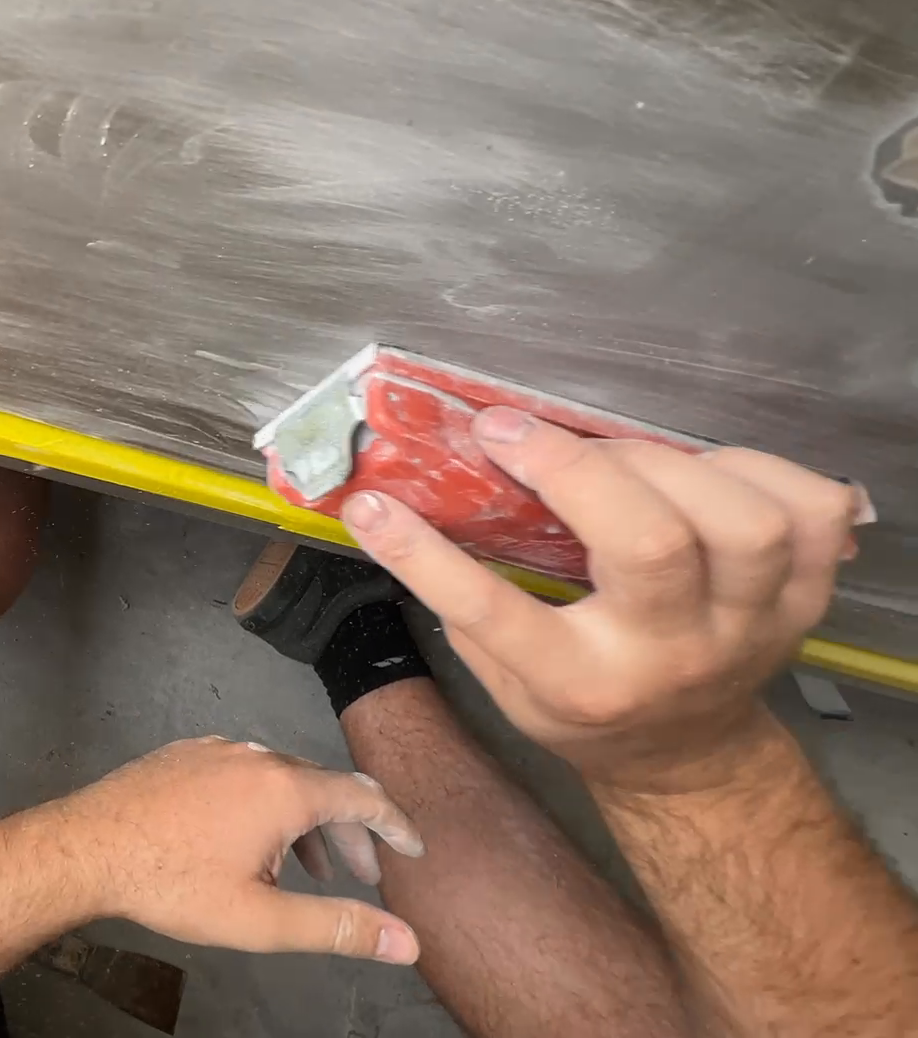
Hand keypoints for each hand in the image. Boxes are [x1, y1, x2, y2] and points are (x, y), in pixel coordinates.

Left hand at [46, 736, 424, 960]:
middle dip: (347, 830)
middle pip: (319, 785)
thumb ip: (337, 926)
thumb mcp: (261, 919)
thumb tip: (407, 940)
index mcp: (281, 788)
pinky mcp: (183, 752)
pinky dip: (262, 803)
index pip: (361, 794)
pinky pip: (240, 772)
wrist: (89, 843)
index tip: (414, 850)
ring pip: (277, 778)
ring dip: (301, 821)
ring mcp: (214, 748)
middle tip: (358, 876)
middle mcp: (252, 755)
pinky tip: (246, 841)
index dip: (395, 823)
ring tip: (302, 871)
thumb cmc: (175, 882)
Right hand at [339, 406, 866, 790]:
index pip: (486, 612)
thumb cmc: (569, 707)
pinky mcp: (803, 597)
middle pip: (648, 546)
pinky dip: (749, 470)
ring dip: (655, 463)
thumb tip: (415, 510)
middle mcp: (668, 655)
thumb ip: (465, 603)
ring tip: (600, 452)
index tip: (371, 505)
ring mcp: (751, 624)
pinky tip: (691, 470)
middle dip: (570, 469)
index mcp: (574, 683)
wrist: (681, 752)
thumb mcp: (496, 677)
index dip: (419, 554)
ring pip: (740, 521)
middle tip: (505, 431)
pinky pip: (811, 511)